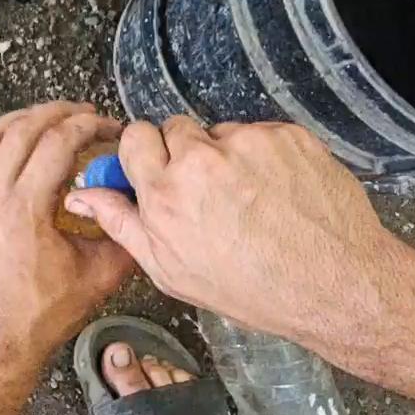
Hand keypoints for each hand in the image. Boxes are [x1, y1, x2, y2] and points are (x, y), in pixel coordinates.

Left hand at [0, 102, 134, 367]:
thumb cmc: (44, 313)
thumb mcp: (98, 276)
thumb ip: (122, 234)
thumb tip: (139, 201)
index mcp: (24, 209)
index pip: (56, 143)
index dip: (87, 126)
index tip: (109, 127)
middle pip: (21, 130)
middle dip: (56, 113)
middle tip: (84, 112)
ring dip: (21, 120)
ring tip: (49, 116)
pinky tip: (12, 145)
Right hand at [63, 118, 402, 346]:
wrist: (334, 285)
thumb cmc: (248, 287)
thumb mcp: (169, 268)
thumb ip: (120, 222)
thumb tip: (79, 195)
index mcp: (165, 192)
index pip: (135, 135)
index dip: (147, 152)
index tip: (159, 168)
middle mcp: (201, 159)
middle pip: (175, 127)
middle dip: (185, 152)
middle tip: (207, 189)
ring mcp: (248, 143)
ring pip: (220, 131)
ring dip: (227, 154)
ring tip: (251, 196)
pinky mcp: (287, 136)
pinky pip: (261, 133)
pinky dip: (265, 155)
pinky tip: (278, 191)